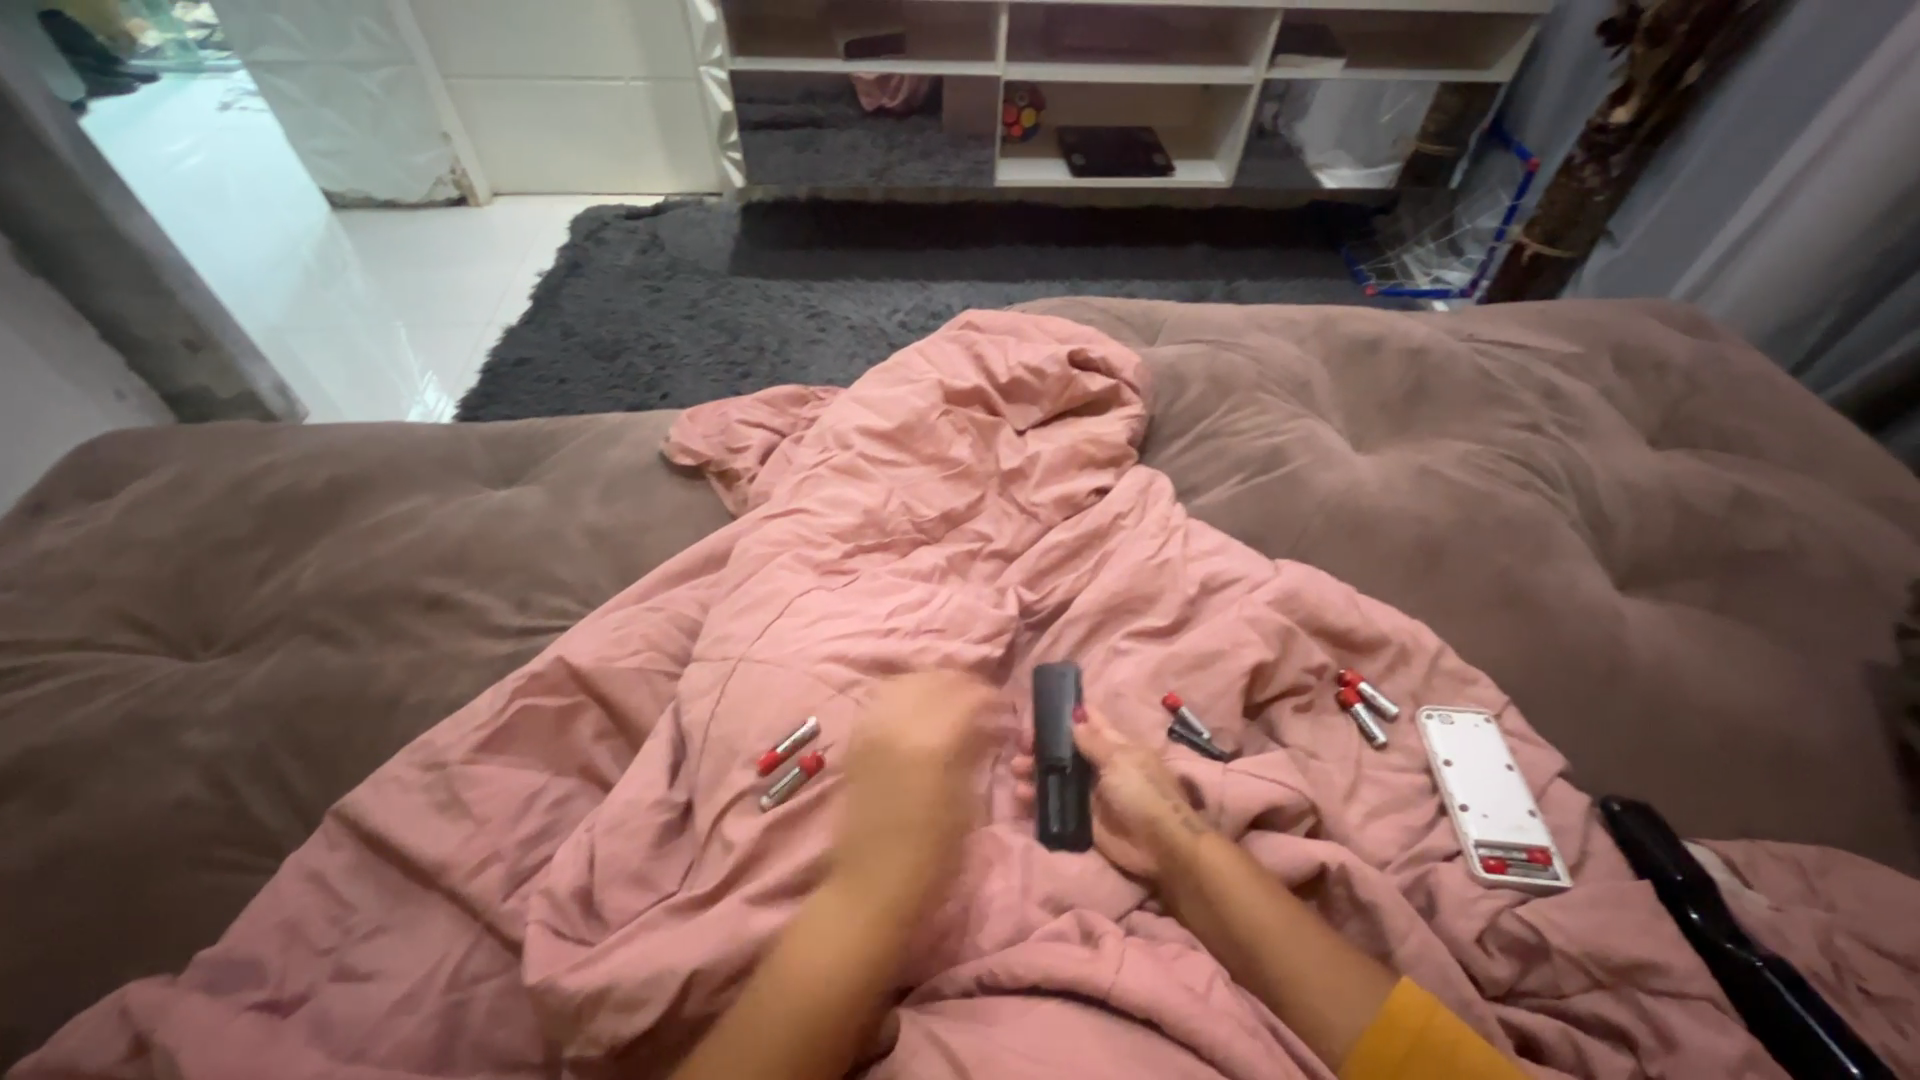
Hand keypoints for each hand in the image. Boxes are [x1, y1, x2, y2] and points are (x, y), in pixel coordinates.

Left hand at [831, 672, 1000, 915]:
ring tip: (952, 703)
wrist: (872, 886)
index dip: (994, 698)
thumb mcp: (967, 803)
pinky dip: (905, 696)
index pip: (970, 695)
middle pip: (936, 679)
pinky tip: (920, 713)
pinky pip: (882, 699)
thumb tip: (991, 724)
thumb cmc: (933, 858)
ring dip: (933, 685)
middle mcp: (898, 724)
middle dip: (965, 685)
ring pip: (906, 681)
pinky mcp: (855, 740)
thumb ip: (976, 752)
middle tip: (984, 702)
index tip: (1008, 711)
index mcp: (934, 742)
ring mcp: (871, 729)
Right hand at [1013, 707, 1212, 881]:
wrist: (1161, 845)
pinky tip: (1021, 796)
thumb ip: (1093, 741)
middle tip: (1021, 746)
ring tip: (1016, 770)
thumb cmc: (1143, 793)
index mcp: (1115, 746)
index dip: (1066, 714)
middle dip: (1042, 745)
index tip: (1039, 709)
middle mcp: (1100, 765)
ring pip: (1056, 776)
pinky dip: (1036, 799)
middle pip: (1066, 749)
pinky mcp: (1082, 817)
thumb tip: (1075, 716)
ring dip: (1035, 770)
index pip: (1089, 722)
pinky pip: (1055, 804)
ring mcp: (1090, 792)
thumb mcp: (1120, 760)